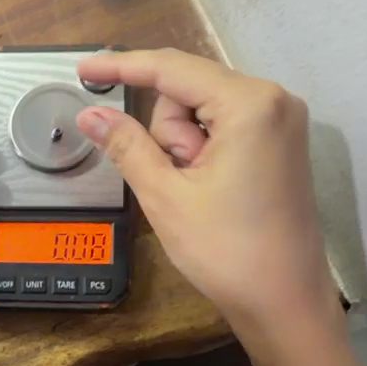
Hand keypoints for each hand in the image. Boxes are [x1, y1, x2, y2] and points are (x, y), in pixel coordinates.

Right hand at [74, 49, 337, 351]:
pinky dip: (200, 154)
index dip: (122, 67)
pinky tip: (205, 190)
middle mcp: (273, 100)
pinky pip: (222, 130)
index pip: (172, 69)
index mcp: (249, 104)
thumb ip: (126, 146)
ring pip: (202, 114)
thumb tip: (89, 113)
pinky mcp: (278, 144)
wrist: (282, 298)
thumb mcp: (165, 197)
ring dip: (183, 149)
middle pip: (188, 92)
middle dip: (167, 134)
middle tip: (176, 183)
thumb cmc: (225, 250)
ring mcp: (280, 122)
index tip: (83, 68)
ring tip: (195, 195)